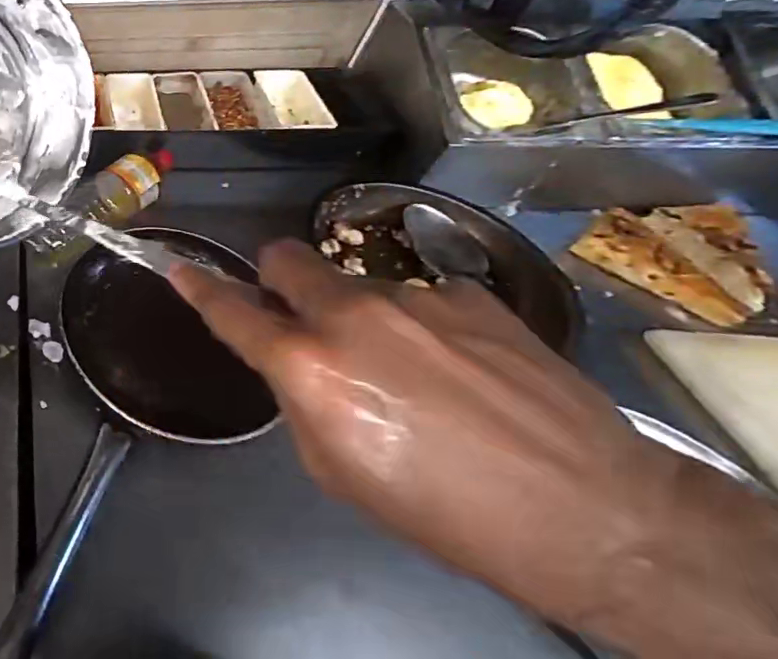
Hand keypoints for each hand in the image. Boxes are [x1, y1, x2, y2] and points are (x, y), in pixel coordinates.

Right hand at [168, 240, 681, 627]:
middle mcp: (353, 317)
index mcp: (310, 369)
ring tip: (414, 372)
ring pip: (356, 284)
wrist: (596, 518)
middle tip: (301, 315)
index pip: (232, 313)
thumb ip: (298, 401)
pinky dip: (422, 326)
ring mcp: (414, 297)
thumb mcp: (340, 472)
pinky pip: (420, 298)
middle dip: (278, 279)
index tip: (181, 268)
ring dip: (360, 316)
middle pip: (285, 259)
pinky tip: (462, 368)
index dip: (199, 288)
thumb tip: (292, 364)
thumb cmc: (448, 514)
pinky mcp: (469, 295)